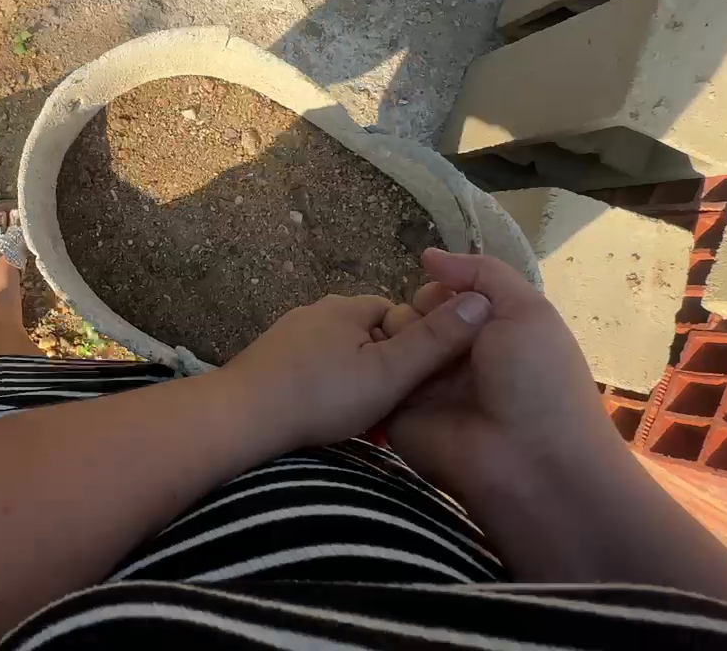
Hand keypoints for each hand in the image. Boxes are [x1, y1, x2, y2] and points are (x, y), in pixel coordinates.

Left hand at [221, 288, 492, 450]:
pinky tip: (331, 419)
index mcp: (347, 306)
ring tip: (367, 424)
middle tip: (395, 411)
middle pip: (370, 337)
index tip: (418, 385)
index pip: (399, 314)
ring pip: (343, 357)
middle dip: (387, 371)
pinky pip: (316, 371)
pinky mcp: (272, 358)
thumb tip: (479, 302)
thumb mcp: (389, 372)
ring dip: (360, 386)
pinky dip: (330, 391)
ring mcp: (290, 333)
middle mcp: (316, 310)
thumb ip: (434, 342)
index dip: (416, 348)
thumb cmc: (324, 394)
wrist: (246, 413)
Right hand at [380, 249, 629, 498]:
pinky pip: (371, 368)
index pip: (442, 294)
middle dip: (420, 313)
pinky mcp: (393, 403)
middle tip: (437, 334)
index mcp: (486, 333)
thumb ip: (482, 273)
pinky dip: (373, 359)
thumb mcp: (528, 313)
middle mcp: (451, 354)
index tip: (453, 304)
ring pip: (389, 334)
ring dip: (399, 335)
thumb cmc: (537, 382)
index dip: (443, 292)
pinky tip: (382, 360)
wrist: (527, 462)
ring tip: (414, 354)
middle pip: (413, 310)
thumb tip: (426, 255)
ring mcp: (421, 380)